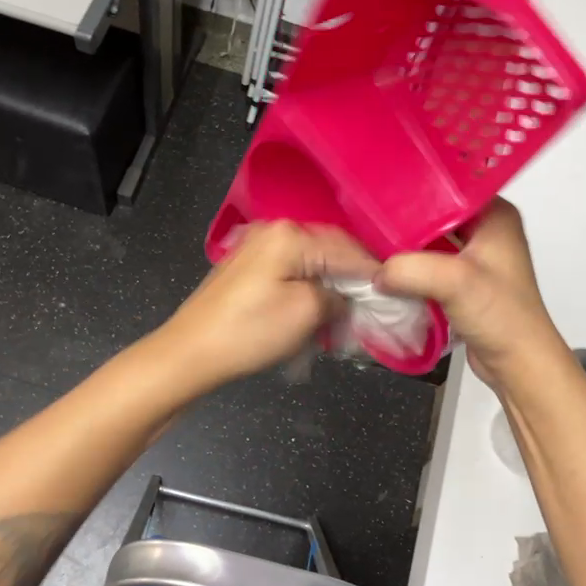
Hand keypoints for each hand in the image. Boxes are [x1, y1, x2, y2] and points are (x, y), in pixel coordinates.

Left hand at [154, 221, 379, 388]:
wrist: (188, 354)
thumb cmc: (249, 332)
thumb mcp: (307, 313)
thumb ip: (339, 297)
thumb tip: (349, 296)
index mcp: (291, 234)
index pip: (349, 249)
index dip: (375, 275)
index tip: (397, 297)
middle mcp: (273, 231)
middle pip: (329, 253)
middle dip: (352, 282)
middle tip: (374, 311)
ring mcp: (256, 249)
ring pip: (310, 265)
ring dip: (330, 290)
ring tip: (347, 318)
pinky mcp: (247, 270)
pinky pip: (290, 275)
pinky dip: (308, 293)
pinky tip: (318, 314)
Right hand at [375, 199, 564, 385]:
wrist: (519, 365)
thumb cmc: (499, 314)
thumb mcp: (454, 283)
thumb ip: (409, 269)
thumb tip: (373, 272)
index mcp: (494, 213)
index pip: (448, 184)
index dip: (413, 186)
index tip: (376, 188)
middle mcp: (485, 228)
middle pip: (434, 212)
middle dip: (402, 216)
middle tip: (363, 213)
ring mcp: (474, 255)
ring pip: (428, 239)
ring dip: (403, 244)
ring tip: (365, 236)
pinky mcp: (462, 280)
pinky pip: (428, 262)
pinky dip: (408, 265)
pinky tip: (381, 264)